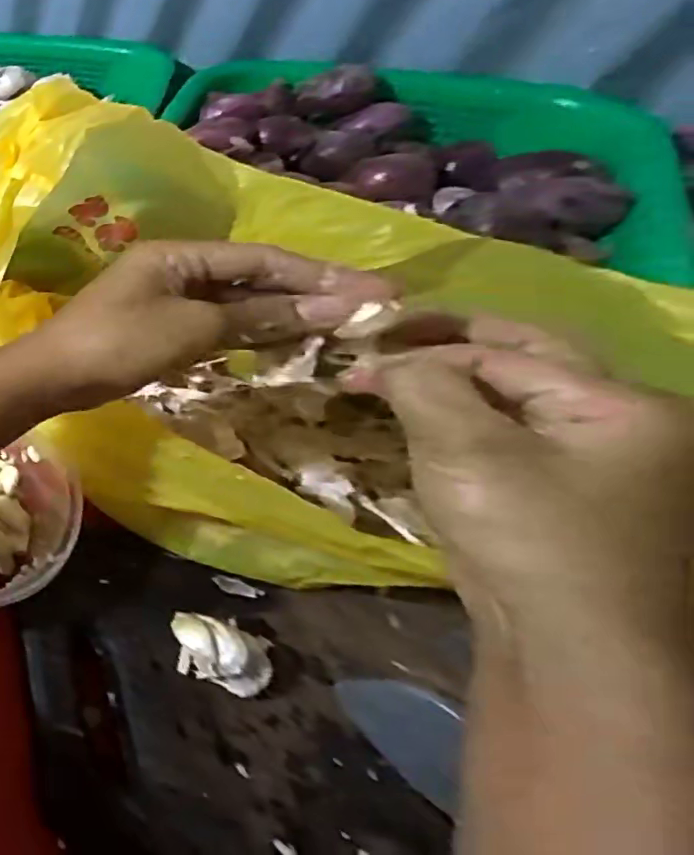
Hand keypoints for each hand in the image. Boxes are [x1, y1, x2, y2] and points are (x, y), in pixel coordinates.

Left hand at [15, 240, 394, 410]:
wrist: (51, 377)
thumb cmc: (118, 344)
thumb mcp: (193, 328)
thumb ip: (260, 316)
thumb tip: (335, 306)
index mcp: (175, 254)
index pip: (259, 258)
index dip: (320, 275)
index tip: (379, 292)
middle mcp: (170, 267)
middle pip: (248, 276)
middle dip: (306, 293)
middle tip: (371, 312)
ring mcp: (160, 297)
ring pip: (233, 302)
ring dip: (280, 315)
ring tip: (339, 330)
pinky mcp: (155, 326)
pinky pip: (212, 323)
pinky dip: (246, 333)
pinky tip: (282, 344)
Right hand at [351, 319, 693, 643]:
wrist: (576, 641)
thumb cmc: (527, 533)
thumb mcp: (462, 448)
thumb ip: (422, 385)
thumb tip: (385, 359)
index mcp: (624, 406)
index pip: (500, 353)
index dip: (418, 353)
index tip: (348, 365)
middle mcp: (632, 425)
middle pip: (526, 360)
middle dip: (446, 345)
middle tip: (381, 339)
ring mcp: (612, 463)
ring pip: (518, 399)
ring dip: (452, 383)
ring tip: (392, 381)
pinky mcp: (579, 494)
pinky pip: (517, 435)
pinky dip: (468, 419)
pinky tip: (427, 424)